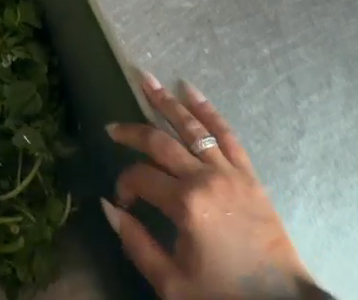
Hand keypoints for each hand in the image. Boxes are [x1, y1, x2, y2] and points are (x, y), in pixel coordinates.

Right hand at [103, 74, 324, 299]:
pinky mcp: (249, 175)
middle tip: (112, 128)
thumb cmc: (222, 295)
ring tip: (147, 79)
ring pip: (192, 127)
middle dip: (132, 132)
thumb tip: (109, 207)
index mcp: (185, 204)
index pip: (140, 177)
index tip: (123, 205)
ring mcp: (230, 172)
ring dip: (166, 101)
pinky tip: (190, 91)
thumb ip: (136, 243)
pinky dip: (207, 110)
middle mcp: (205, 178)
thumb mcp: (172, 284)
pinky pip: (226, 134)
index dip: (124, 186)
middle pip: (160, 143)